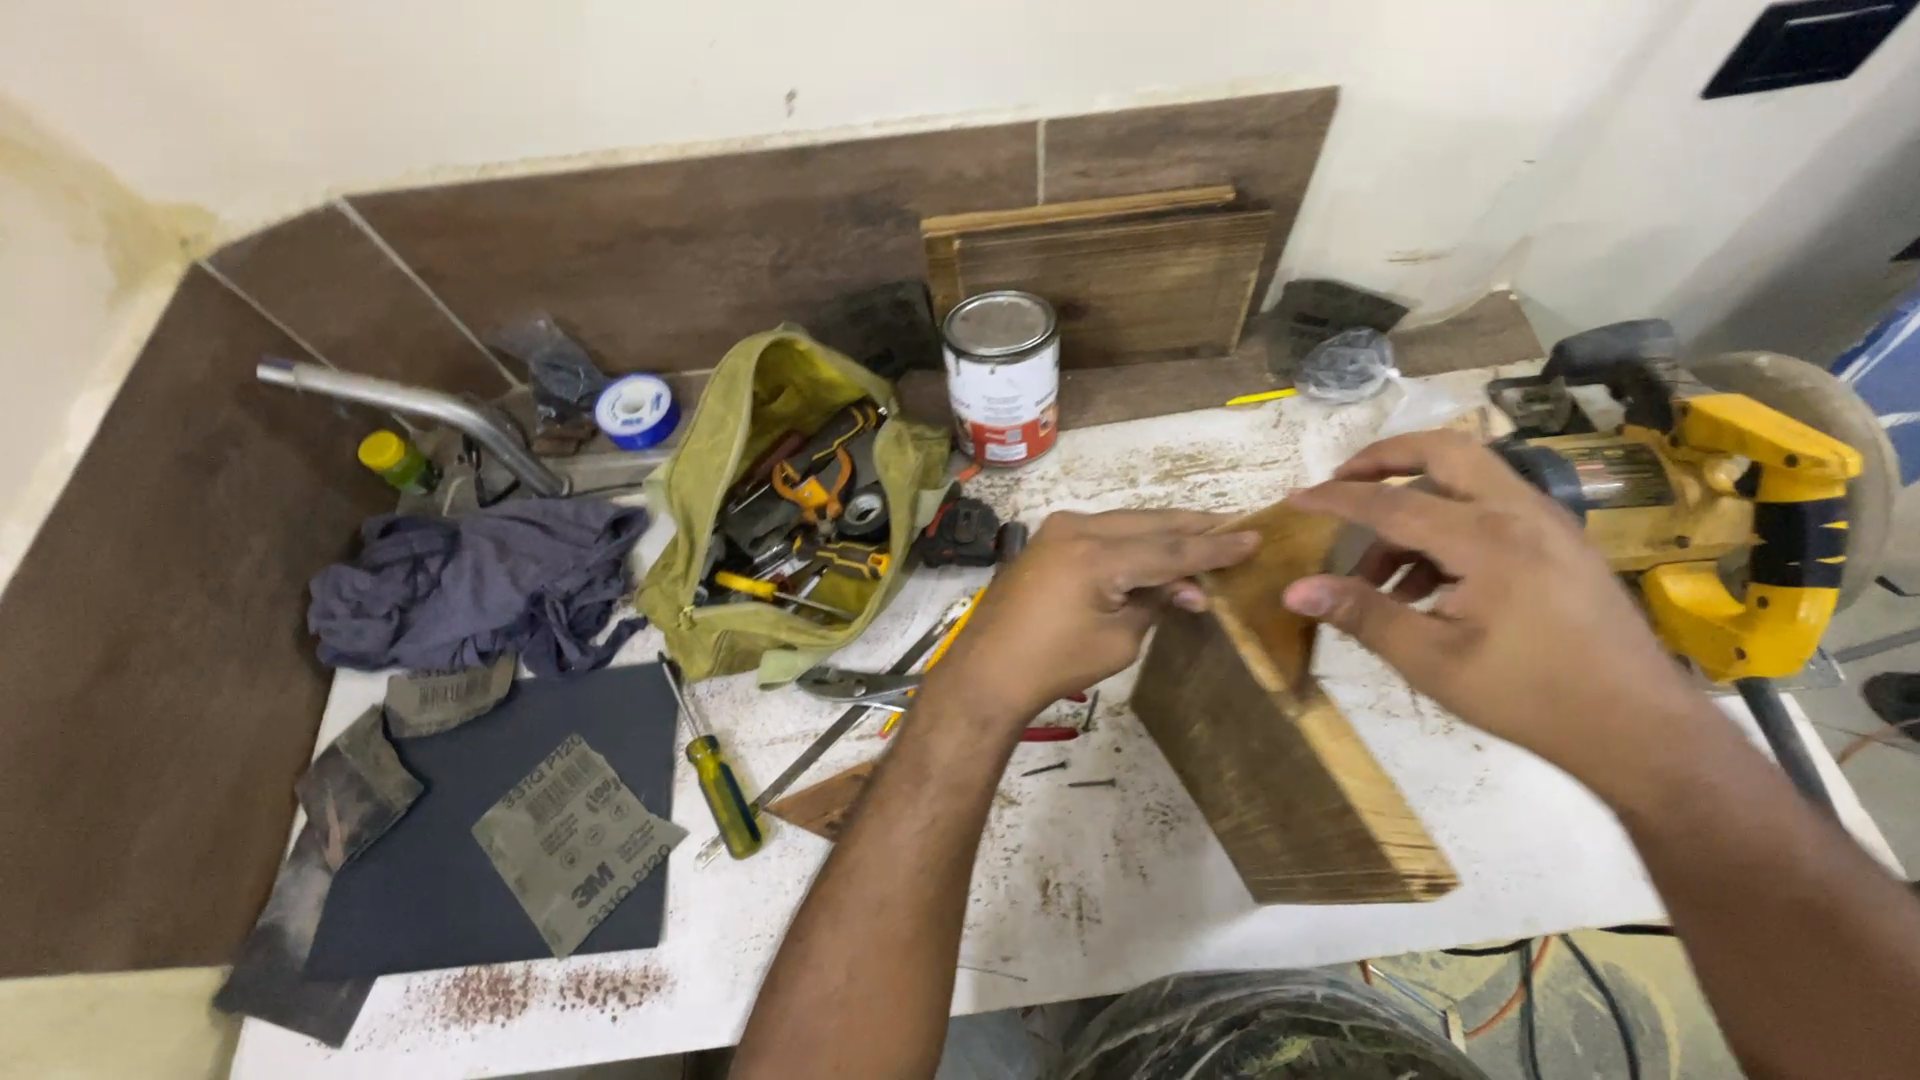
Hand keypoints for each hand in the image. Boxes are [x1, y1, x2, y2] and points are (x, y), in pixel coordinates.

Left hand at [926, 510, 1259, 724]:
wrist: (989, 670)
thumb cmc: (1056, 664)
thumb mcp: (1119, 639)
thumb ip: (1155, 602)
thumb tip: (1187, 588)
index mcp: (1097, 555)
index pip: (1170, 549)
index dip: (1214, 549)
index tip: (1254, 537)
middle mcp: (1078, 529)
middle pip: (1150, 524)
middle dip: (1194, 528)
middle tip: (1237, 526)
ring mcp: (1058, 529)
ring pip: (1127, 522)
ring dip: (1165, 530)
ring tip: (1207, 531)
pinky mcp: (1049, 539)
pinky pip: (1104, 530)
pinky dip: (1134, 537)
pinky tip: (1159, 544)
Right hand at [1281, 431, 1711, 794]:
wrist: (1639, 729)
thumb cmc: (1528, 695)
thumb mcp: (1430, 660)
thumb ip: (1361, 614)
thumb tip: (1294, 590)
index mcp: (1488, 539)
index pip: (1393, 502)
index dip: (1337, 499)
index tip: (1295, 499)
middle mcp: (1522, 514)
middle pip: (1446, 451)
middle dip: (1385, 459)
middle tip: (1342, 482)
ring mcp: (1549, 525)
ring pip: (1469, 481)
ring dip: (1414, 505)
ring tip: (1377, 573)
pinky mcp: (1561, 545)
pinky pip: (1493, 511)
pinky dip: (1447, 527)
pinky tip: (1426, 587)